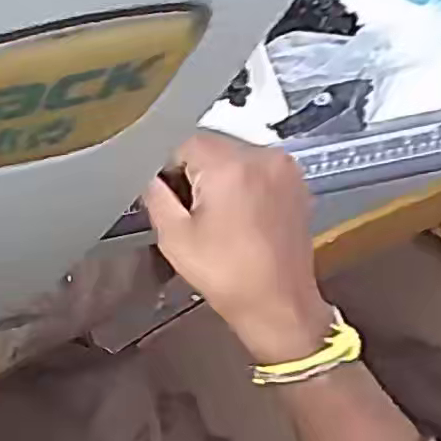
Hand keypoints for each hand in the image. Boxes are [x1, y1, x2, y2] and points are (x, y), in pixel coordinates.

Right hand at [141, 130, 333, 362]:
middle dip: (189, 169)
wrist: (276, 300)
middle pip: (211, 144)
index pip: (183, 141)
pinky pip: (255, 168)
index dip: (163, 164)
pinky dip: (237, 182)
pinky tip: (230, 215)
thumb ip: (155, 196)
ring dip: (213, 175)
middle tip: (180, 206)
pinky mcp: (294, 181)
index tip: (158, 191)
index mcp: (230, 166)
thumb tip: (147, 176)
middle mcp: (263, 156)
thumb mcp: (173, 236)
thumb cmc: (226, 274)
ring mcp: (283, 167)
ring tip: (207, 213)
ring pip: (233, 155)